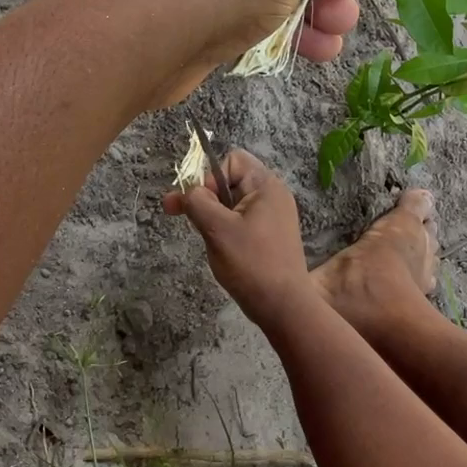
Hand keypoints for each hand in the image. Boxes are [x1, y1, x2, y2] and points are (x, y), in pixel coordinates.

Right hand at [164, 149, 315, 326]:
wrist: (283, 307)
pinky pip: (240, 221)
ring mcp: (273, 217)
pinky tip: (220, 249)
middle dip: (206, 198)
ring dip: (213, 216)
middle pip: (229, 181)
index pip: (231, 160)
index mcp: (266, 185)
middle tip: (183, 217)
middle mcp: (273, 195)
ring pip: (231, 203)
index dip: (210, 177)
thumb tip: (187, 192)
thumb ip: (196, 201)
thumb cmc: (251, 263)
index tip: (201, 203)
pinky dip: (225, 229)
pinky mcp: (270, 236)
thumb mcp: (217, 228)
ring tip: (206, 239)